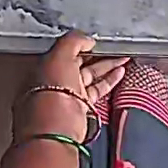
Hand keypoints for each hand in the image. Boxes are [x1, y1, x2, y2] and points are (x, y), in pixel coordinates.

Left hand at [14, 32, 128, 142]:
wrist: (56, 128)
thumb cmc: (51, 92)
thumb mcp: (60, 55)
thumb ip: (74, 41)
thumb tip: (87, 38)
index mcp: (45, 65)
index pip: (66, 50)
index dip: (81, 43)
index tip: (96, 39)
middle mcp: (55, 80)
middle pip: (79, 62)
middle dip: (97, 54)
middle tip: (113, 47)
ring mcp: (68, 94)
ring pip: (90, 75)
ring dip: (107, 66)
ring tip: (123, 58)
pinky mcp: (81, 108)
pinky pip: (97, 89)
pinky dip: (109, 80)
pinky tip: (119, 73)